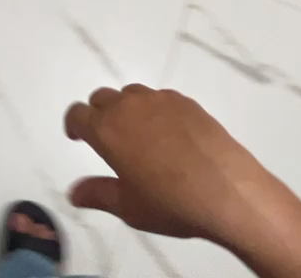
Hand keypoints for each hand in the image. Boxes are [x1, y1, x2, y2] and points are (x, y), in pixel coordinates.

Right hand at [63, 85, 290, 248]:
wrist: (227, 191)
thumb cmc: (171, 203)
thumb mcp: (129, 207)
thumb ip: (97, 194)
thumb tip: (73, 192)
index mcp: (106, 130)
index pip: (77, 114)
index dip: (74, 125)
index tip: (78, 138)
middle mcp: (127, 106)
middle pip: (101, 98)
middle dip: (99, 114)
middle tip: (110, 141)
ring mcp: (158, 100)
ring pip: (130, 94)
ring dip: (127, 110)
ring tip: (141, 137)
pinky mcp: (184, 101)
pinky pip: (160, 98)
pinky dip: (156, 111)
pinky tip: (171, 136)